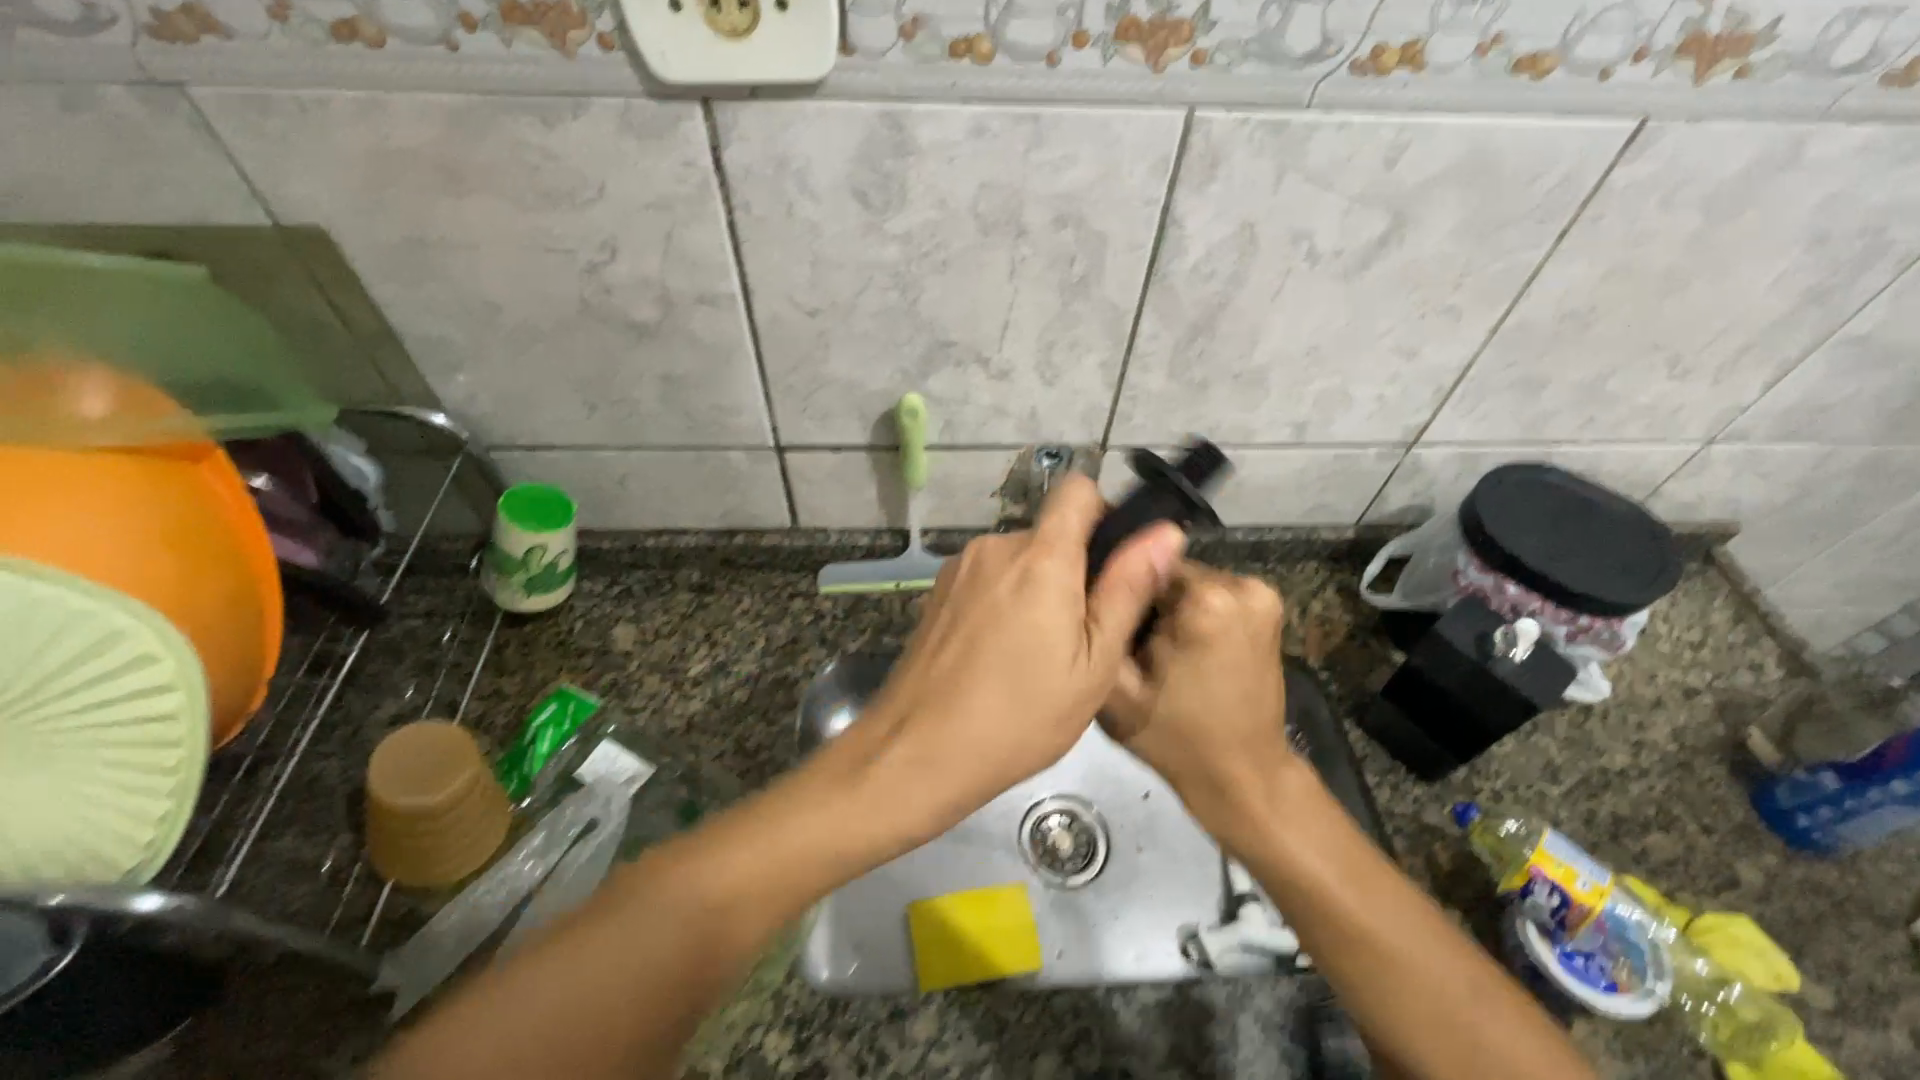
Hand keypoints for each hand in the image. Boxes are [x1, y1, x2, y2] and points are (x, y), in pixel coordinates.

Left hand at [857, 474, 1184, 833]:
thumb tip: (1164, 531)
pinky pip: (988, 581)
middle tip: (1081, 637)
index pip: (1077, 490)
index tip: (1115, 564)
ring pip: (1018, 561)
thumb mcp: (1093, 664)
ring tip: (1038, 657)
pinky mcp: (936, 595)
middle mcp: (995, 548)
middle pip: (1049, 534)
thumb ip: (1128, 590)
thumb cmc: (1020, 716)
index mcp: (1040, 557)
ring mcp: (959, 570)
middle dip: (1073, 570)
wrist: (917, 751)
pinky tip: (1000, 659)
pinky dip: (1004, 604)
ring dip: (1037, 591)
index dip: (1105, 515)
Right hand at [1099, 563, 1300, 841]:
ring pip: (1191, 583)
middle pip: (1170, 573)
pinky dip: (1195, 616)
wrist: (1242, 775)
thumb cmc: (1176, 737)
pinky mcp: (1270, 611)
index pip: (1142, 564)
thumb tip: (1087, 580)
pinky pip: (1214, 597)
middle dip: (1148, 601)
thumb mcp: (1117, 689)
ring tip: (1153, 649)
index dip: (1120, 592)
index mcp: (1206, 600)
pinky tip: (1180, 650)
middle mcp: (1243, 586)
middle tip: (1130, 645)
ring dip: (1170, 608)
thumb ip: (1103, 627)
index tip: (1109, 624)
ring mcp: (1263, 597)